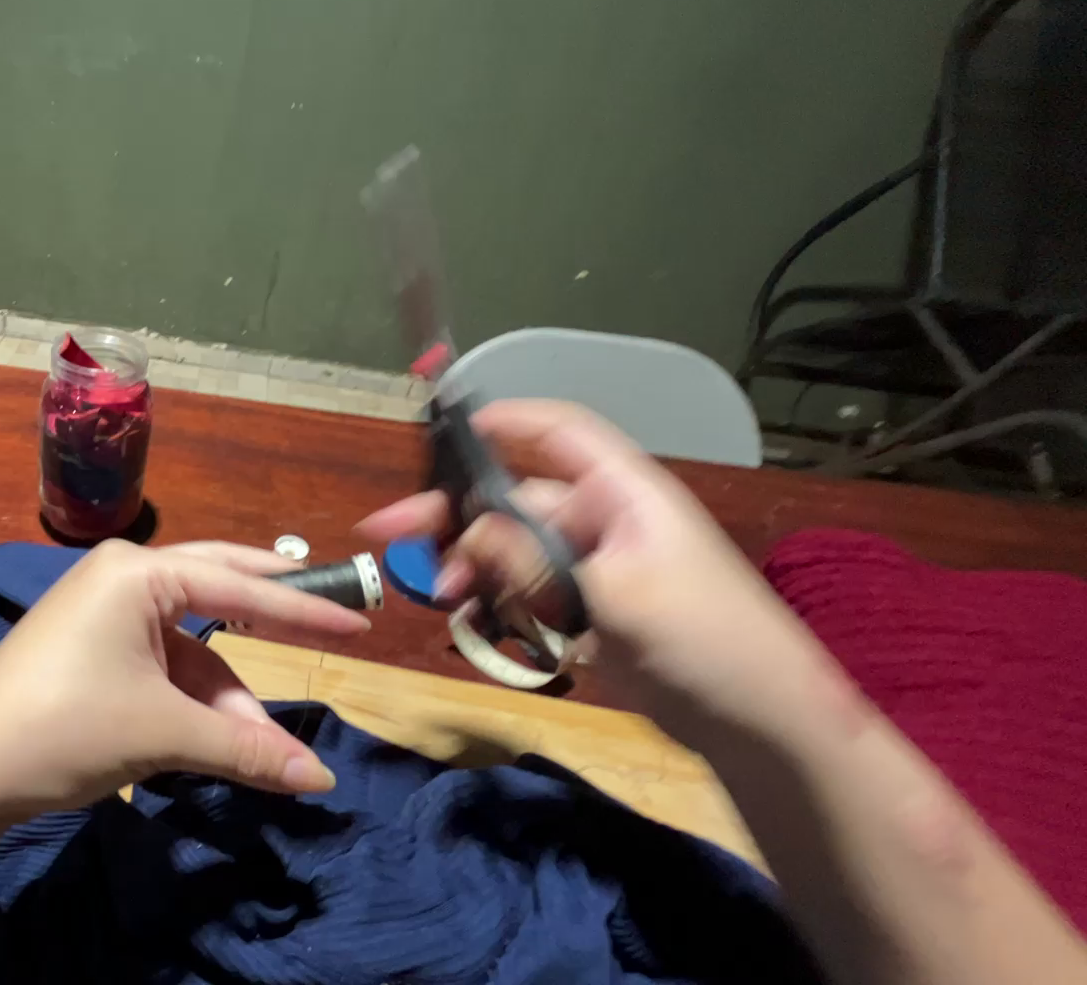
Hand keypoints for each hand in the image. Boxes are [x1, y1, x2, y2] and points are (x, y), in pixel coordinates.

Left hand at [0, 540, 369, 816]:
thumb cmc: (68, 725)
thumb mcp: (165, 732)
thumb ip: (246, 748)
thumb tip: (320, 778)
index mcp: (137, 571)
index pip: (238, 584)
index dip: (304, 608)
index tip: (360, 621)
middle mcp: (122, 576)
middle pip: (217, 586)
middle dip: (272, 612)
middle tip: (333, 617)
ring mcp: (103, 611)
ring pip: (190, 644)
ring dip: (228, 695)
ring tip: (266, 749)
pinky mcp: (93, 646)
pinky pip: (161, 662)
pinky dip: (194, 698)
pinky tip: (220, 739)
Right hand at [356, 399, 826, 740]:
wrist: (761, 727)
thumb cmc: (706, 640)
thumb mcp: (616, 595)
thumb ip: (535, 561)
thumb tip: (468, 533)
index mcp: (621, 493)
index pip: (558, 432)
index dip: (503, 422)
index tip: (441, 434)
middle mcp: (599, 518)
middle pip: (511, 497)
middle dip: (452, 513)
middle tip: (388, 530)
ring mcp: (588, 565)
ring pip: (508, 548)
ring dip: (469, 565)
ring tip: (442, 595)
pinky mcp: (581, 607)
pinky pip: (520, 590)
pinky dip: (490, 600)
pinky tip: (468, 618)